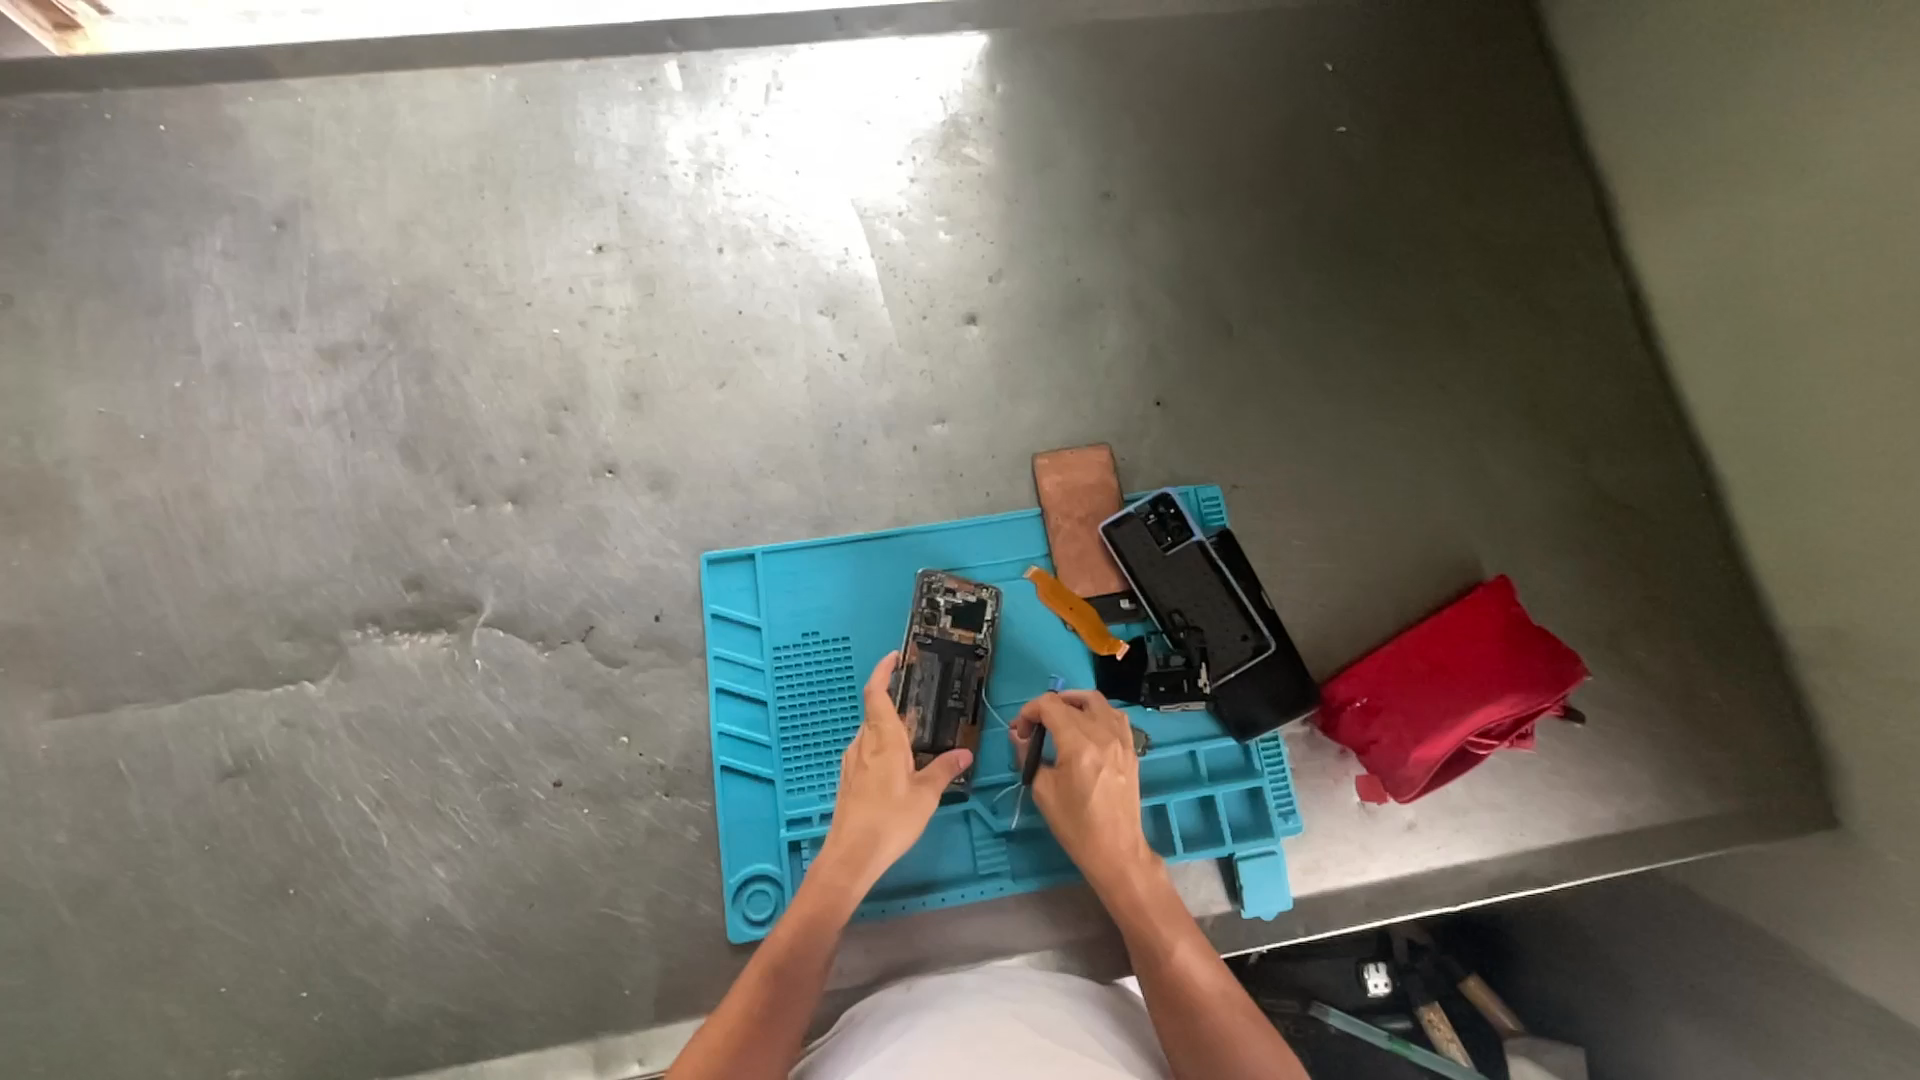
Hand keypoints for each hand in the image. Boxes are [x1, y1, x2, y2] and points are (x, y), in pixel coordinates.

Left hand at [812, 652, 972, 893]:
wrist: (851, 855)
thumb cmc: (890, 820)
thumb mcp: (926, 795)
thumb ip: (945, 770)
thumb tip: (965, 753)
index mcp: (882, 739)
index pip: (876, 693)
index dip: (882, 671)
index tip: (894, 658)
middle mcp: (863, 743)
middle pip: (874, 712)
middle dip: (893, 703)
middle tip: (918, 704)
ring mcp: (851, 762)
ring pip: (869, 733)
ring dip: (888, 728)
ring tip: (913, 738)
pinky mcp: (848, 779)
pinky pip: (865, 751)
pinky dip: (881, 747)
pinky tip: (897, 767)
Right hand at [1010, 691, 1159, 894]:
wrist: (1115, 849)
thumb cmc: (1075, 825)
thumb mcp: (1042, 790)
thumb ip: (1028, 755)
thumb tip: (1018, 735)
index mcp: (1078, 744)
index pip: (1050, 705)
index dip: (1029, 711)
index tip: (1021, 732)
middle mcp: (1102, 734)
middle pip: (1072, 700)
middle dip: (1047, 707)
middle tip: (1035, 726)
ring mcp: (1121, 739)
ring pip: (1097, 700)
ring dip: (1073, 702)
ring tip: (1059, 718)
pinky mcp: (1131, 748)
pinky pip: (1114, 715)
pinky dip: (1096, 712)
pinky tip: (1087, 727)